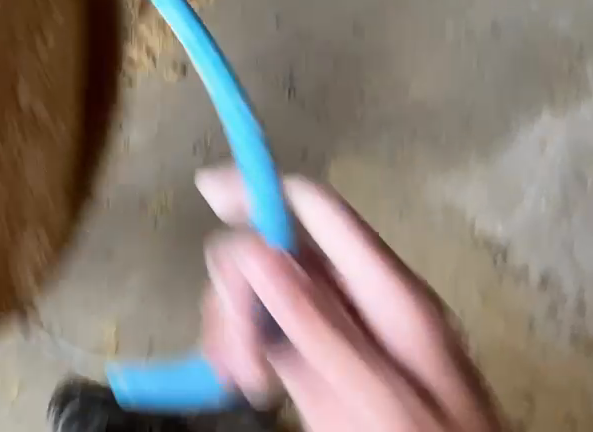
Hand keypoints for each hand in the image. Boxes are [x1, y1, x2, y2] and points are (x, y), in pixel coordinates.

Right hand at [195, 171, 500, 431]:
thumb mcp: (384, 402)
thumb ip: (323, 329)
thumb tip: (257, 251)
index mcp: (386, 291)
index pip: (314, 208)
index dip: (260, 189)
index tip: (206, 193)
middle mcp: (353, 296)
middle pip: (272, 248)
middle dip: (238, 285)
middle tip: (233, 347)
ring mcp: (330, 327)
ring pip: (255, 286)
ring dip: (230, 320)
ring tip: (236, 378)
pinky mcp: (311, 359)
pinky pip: (256, 325)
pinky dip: (234, 342)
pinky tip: (237, 380)